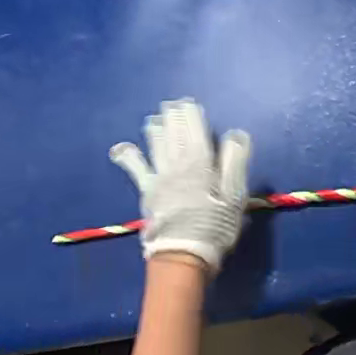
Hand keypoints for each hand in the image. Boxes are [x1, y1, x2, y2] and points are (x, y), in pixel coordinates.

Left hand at [109, 99, 251, 272]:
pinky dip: (128, 156)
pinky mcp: (147, 191)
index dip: (191, 116)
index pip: (195, 131)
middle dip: (173, 118)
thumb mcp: (235, 194)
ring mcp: (160, 177)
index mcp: (202, 162)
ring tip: (154, 119)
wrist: (183, 251)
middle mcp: (178, 164)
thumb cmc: (215, 225)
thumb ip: (235, 162)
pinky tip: (119, 148)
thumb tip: (235, 134)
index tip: (187, 103)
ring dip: (155, 131)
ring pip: (156, 146)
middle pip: (175, 135)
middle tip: (170, 105)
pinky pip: (136, 169)